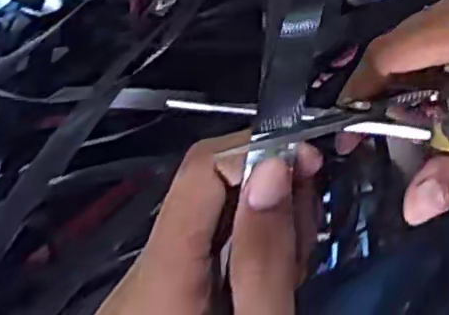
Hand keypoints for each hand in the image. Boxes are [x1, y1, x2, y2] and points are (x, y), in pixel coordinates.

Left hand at [97, 133, 322, 314]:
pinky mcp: (155, 303)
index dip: (262, 149)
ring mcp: (142, 292)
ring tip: (292, 266)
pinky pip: (206, 246)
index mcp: (158, 280)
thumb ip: (266, 254)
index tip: (309, 167)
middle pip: (212, 186)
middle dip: (273, 189)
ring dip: (267, 219)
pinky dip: (249, 246)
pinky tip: (268, 280)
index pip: (203, 166)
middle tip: (308, 229)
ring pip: (215, 214)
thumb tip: (275, 161)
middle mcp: (139, 276)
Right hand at [343, 0, 448, 225]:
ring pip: (417, 35)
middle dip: (377, 89)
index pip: (389, 52)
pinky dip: (426, 63)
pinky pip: (438, 31)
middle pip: (397, 41)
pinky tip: (440, 98)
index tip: (349, 137)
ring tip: (405, 127)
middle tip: (373, 142)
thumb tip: (413, 206)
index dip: (361, 92)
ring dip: (403, 77)